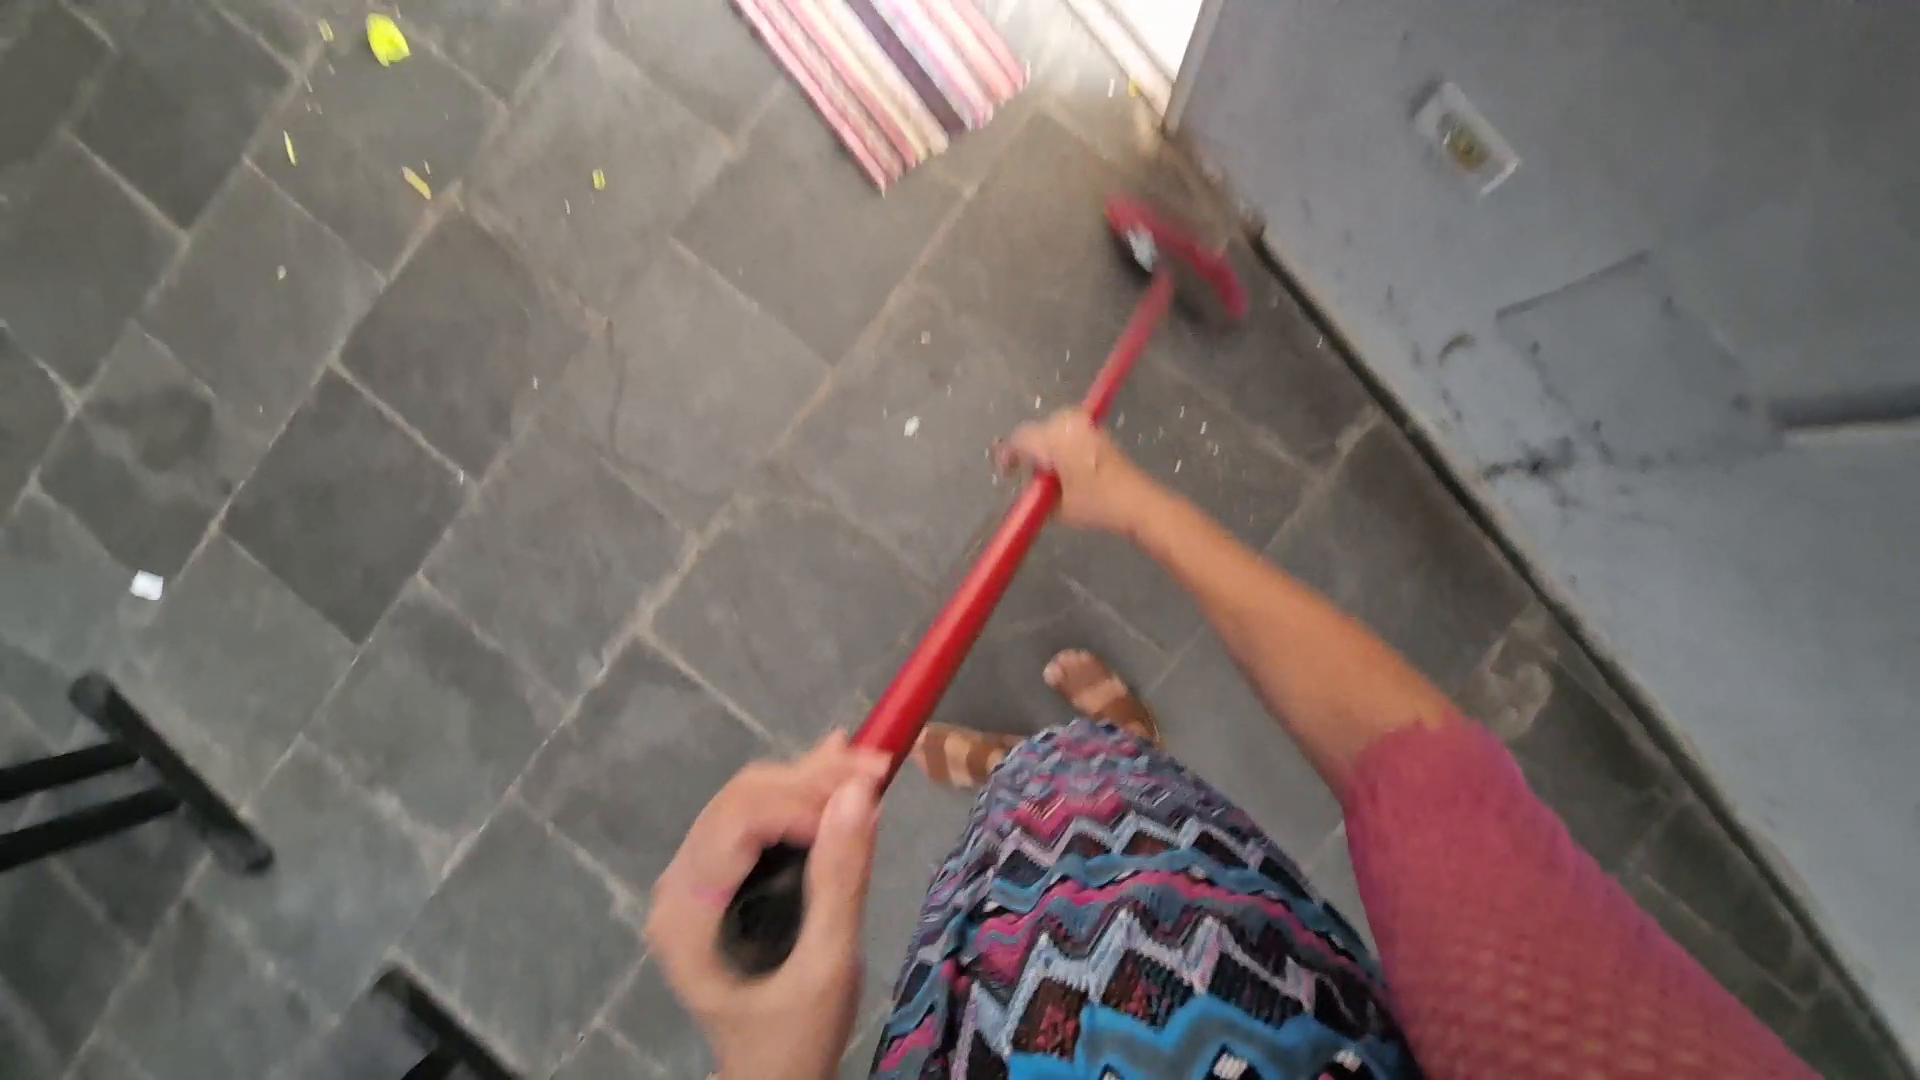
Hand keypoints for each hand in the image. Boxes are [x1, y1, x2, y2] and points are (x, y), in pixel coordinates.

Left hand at [646, 733, 888, 1079]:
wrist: (775, 1073)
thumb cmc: (797, 1033)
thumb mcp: (828, 964)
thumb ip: (839, 878)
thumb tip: (859, 792)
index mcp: (689, 912)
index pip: (738, 820)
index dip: (801, 797)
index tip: (864, 798)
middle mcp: (680, 882)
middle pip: (742, 798)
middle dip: (812, 777)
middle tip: (878, 770)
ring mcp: (696, 874)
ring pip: (751, 795)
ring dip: (811, 777)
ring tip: (869, 765)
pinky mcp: (720, 871)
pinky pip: (757, 813)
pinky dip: (802, 789)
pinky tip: (837, 767)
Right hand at [996, 408, 1157, 533]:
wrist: (1138, 502)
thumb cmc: (1096, 505)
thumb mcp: (1056, 508)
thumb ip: (1036, 495)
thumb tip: (1028, 490)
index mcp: (1055, 441)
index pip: (1021, 439)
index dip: (1008, 454)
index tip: (1006, 472)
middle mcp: (1069, 427)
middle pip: (1037, 430)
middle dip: (1028, 448)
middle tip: (1026, 472)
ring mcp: (1086, 427)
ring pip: (1055, 427)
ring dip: (1046, 445)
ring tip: (1046, 471)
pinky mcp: (1099, 434)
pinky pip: (1071, 431)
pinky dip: (1062, 444)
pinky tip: (1065, 466)